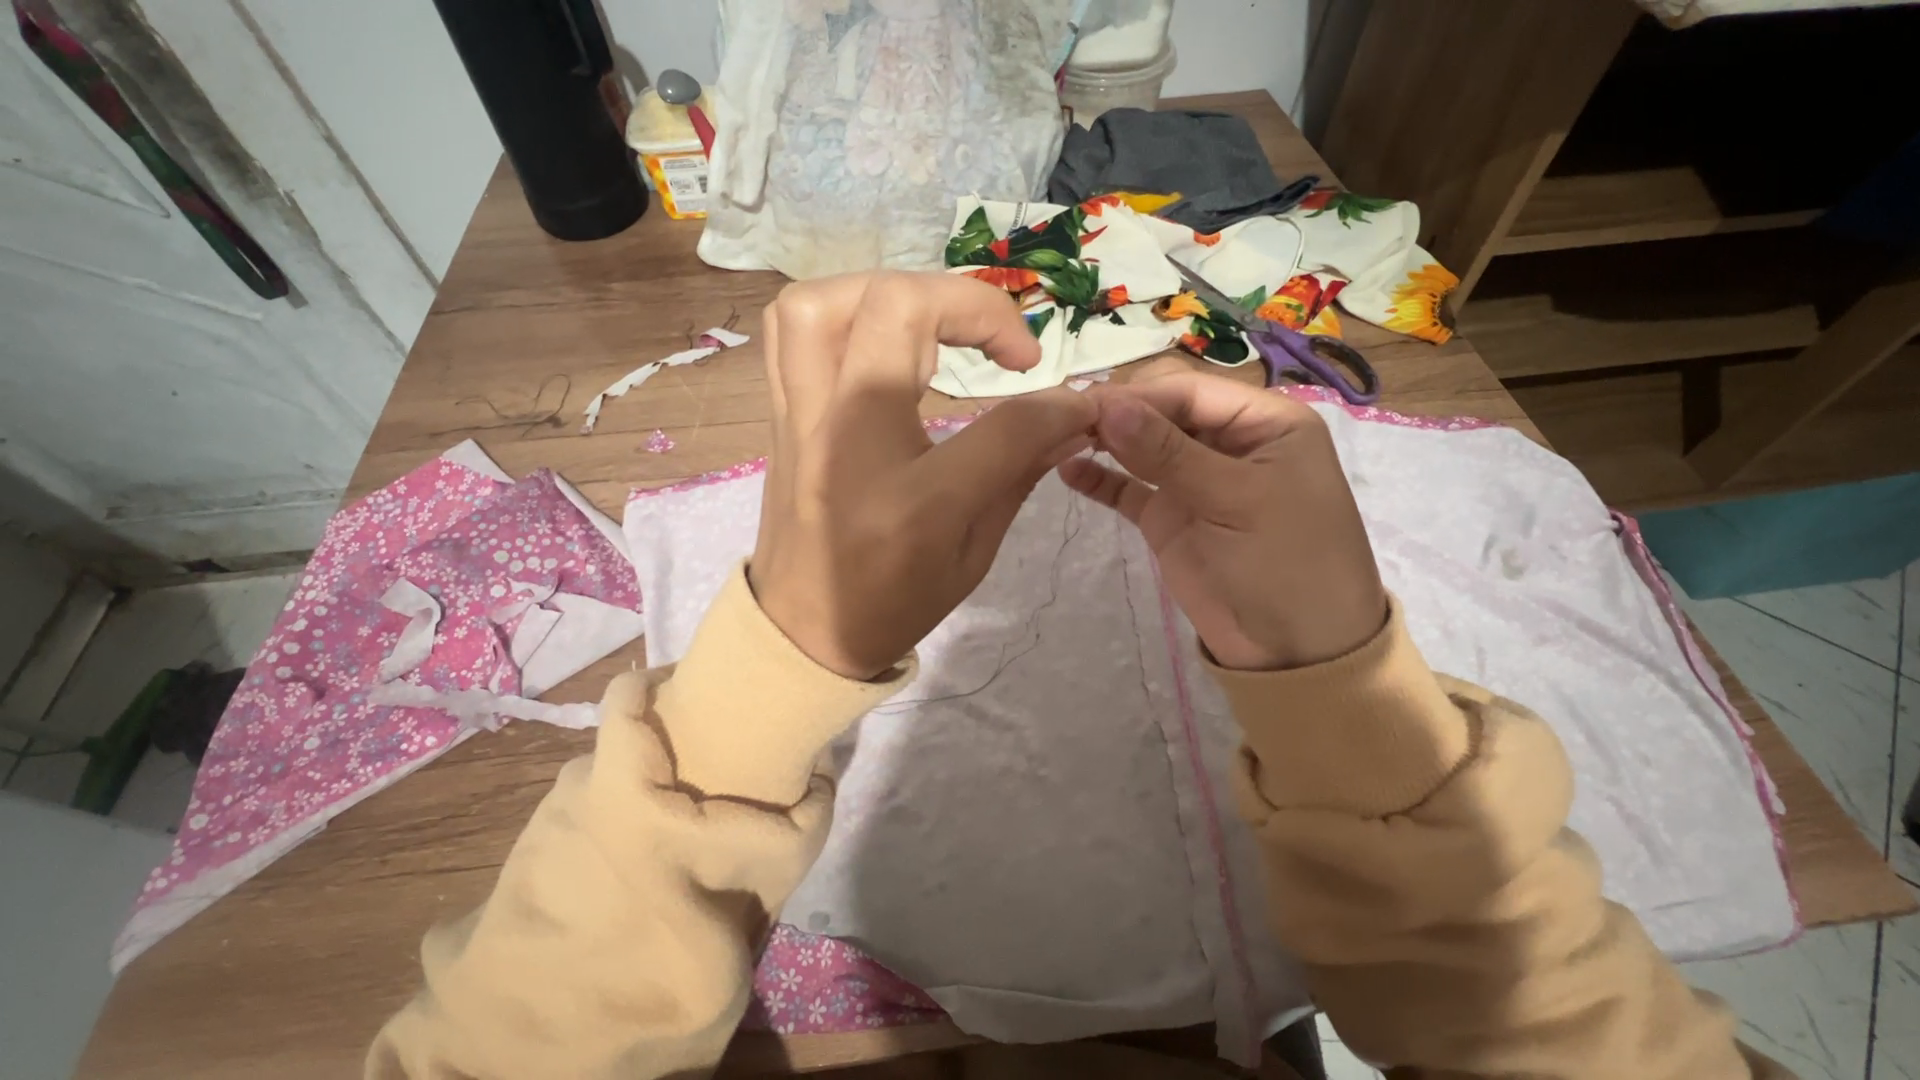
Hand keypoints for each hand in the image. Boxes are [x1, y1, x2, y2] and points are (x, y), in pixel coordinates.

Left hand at [750, 272, 1096, 679]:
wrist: (800, 633)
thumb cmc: (892, 604)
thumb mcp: (973, 557)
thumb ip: (1018, 474)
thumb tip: (1069, 414)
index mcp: (912, 503)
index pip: (1003, 424)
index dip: (1055, 402)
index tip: (1075, 399)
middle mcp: (848, 442)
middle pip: (897, 311)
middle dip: (968, 304)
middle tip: (1004, 344)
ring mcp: (803, 421)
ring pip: (823, 302)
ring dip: (890, 290)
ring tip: (935, 322)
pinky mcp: (781, 414)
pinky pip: (790, 330)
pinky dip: (842, 308)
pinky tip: (882, 335)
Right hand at [1060, 362, 1386, 670]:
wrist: (1296, 650)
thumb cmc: (1286, 562)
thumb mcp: (1235, 500)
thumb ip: (1169, 452)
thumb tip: (1109, 405)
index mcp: (1264, 421)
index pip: (1190, 391)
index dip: (1139, 395)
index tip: (1086, 404)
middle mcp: (1229, 441)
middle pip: (1163, 411)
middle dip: (1118, 413)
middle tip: (1066, 421)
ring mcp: (1196, 480)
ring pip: (1142, 445)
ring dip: (1105, 439)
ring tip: (1056, 438)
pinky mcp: (1170, 516)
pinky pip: (1130, 488)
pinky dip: (1102, 480)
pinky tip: (1068, 472)